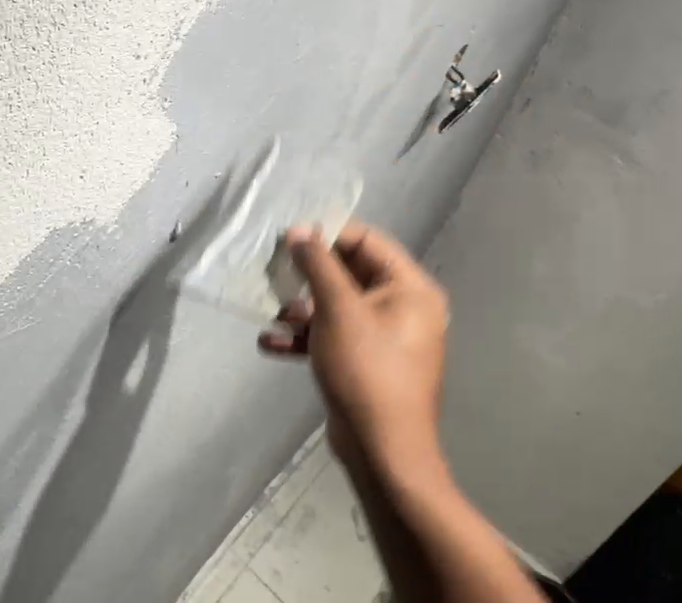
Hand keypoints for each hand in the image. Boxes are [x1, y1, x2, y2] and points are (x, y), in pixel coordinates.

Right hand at [258, 222, 448, 464]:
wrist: (383, 451)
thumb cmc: (366, 369)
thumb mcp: (338, 309)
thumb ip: (317, 264)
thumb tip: (299, 229)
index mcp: (410, 288)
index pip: (367, 240)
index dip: (327, 234)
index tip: (289, 238)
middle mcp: (403, 308)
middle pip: (349, 272)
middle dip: (308, 275)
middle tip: (274, 272)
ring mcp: (384, 338)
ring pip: (336, 306)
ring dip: (301, 308)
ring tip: (274, 315)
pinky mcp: (365, 363)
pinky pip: (333, 336)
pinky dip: (305, 336)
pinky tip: (271, 344)